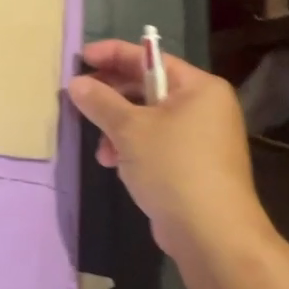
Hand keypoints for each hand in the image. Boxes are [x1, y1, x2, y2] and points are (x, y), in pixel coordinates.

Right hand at [66, 40, 271, 258]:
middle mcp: (205, 107)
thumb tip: (76, 84)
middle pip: (148, 88)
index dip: (112, 55)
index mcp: (198, 88)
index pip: (150, 58)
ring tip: (101, 149)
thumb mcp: (129, 129)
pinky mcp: (193, 166)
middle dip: (112, 98)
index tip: (80, 59)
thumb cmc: (173, 167)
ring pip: (148, 119)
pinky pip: (155, 144)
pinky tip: (116, 165)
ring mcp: (201, 139)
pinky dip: (132, 148)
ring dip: (118, 129)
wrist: (212, 233)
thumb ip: (100, 101)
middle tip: (80, 102)